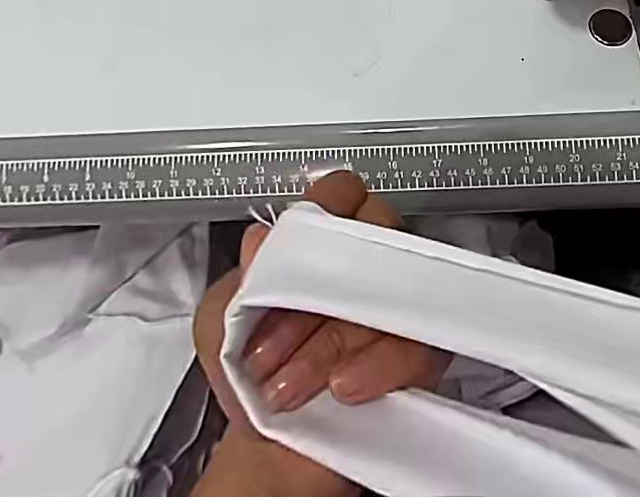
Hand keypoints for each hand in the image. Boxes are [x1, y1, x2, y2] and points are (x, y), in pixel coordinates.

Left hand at [192, 171, 450, 496]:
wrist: (276, 448)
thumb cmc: (253, 374)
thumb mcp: (221, 323)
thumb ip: (237, 280)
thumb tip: (259, 241)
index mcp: (321, 241)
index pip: (341, 192)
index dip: (323, 213)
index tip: (295, 251)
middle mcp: (364, 262)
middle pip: (371, 236)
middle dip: (316, 292)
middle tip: (275, 334)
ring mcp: (395, 303)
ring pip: (387, 292)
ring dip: (331, 341)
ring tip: (288, 382)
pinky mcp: (418, 350)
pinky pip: (415, 343)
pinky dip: (376, 366)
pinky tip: (340, 385)